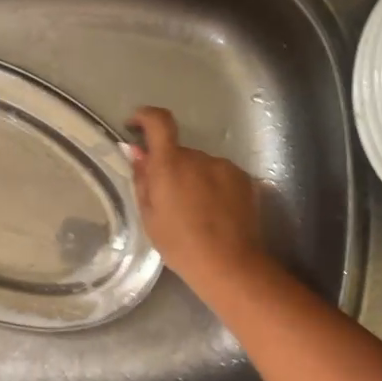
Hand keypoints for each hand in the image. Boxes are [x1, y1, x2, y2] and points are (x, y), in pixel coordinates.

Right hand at [127, 106, 266, 290]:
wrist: (229, 264)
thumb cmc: (180, 245)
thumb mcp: (150, 216)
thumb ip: (143, 179)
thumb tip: (136, 150)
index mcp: (171, 164)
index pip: (159, 122)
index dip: (145, 117)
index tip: (136, 125)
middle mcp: (200, 157)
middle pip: (181, 153)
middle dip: (173, 169)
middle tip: (170, 202)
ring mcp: (225, 167)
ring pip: (203, 167)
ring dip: (195, 181)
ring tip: (196, 214)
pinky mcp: (245, 179)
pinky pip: (221, 177)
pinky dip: (215, 189)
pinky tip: (215, 215)